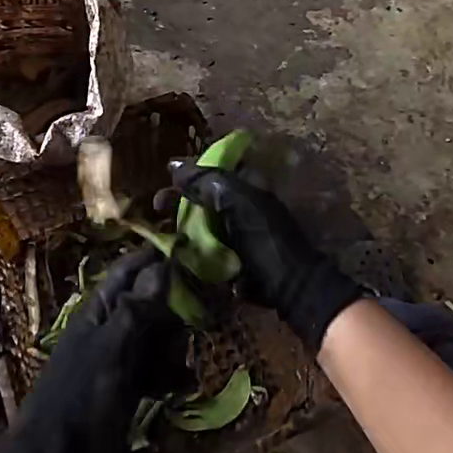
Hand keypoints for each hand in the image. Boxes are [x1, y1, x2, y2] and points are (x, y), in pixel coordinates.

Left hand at [0, 249, 189, 452]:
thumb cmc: (80, 402)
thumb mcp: (111, 350)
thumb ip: (138, 308)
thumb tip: (165, 265)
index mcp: (102, 309)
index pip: (135, 267)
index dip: (163, 260)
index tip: (199, 263)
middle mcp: (114, 326)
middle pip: (156, 302)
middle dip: (176, 314)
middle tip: (187, 331)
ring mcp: (122, 358)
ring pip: (161, 336)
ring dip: (175, 349)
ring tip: (178, 371)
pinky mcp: (131, 387)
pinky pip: (159, 368)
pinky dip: (171, 375)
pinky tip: (177, 389)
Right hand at [169, 163, 363, 351]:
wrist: (294, 288)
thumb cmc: (266, 240)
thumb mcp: (237, 204)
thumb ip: (206, 183)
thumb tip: (174, 164)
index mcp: (249, 189)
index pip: (211, 173)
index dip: (187, 176)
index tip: (163, 184)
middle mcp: (244, 209)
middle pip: (204, 200)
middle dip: (180, 204)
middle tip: (158, 211)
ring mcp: (242, 238)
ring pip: (204, 227)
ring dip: (183, 230)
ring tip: (164, 237)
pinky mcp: (238, 264)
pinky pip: (209, 253)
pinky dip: (195, 253)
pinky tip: (178, 257)